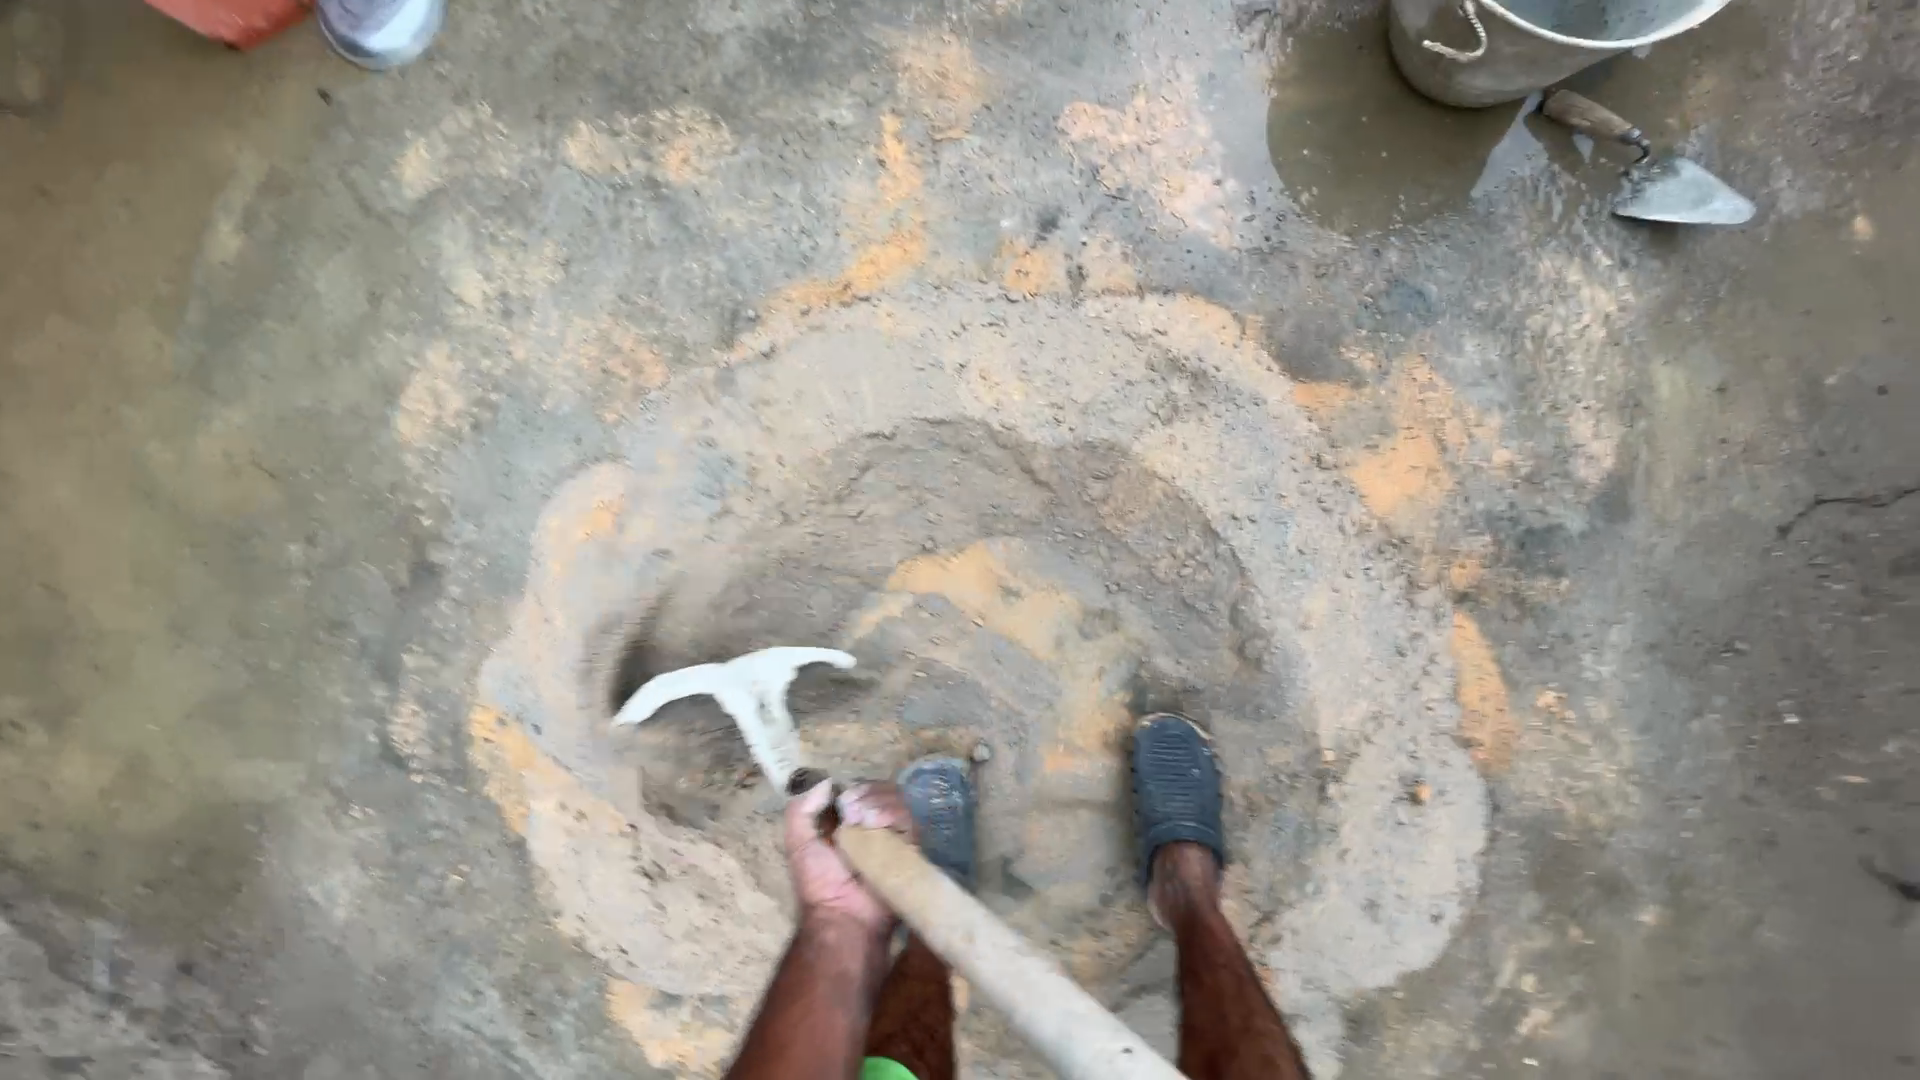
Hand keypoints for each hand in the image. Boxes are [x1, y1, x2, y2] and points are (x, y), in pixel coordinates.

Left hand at [784, 780, 912, 937]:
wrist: (841, 917)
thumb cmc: (818, 883)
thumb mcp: (798, 842)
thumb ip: (802, 809)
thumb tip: (828, 782)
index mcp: (853, 824)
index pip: (865, 791)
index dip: (857, 787)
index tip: (844, 796)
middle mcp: (877, 828)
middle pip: (885, 792)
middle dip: (868, 792)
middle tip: (851, 810)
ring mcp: (895, 839)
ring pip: (899, 803)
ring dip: (880, 802)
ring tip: (862, 819)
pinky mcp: (911, 851)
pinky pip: (911, 824)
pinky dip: (895, 816)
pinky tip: (877, 824)